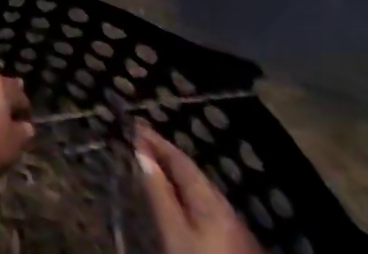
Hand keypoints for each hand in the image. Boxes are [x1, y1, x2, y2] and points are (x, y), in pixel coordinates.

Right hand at [137, 123, 268, 253]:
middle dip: (166, 155)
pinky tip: (176, 199)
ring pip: (199, 189)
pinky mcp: (232, 241)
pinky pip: (204, 204)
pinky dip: (184, 193)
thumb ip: (159, 194)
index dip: (157, 142)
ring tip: (153, 165)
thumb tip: (142, 155)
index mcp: (209, 198)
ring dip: (175, 174)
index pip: (181, 160)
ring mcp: (230, 224)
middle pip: (192, 172)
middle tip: (140, 141)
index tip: (135, 126)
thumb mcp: (173, 233)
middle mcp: (223, 205)